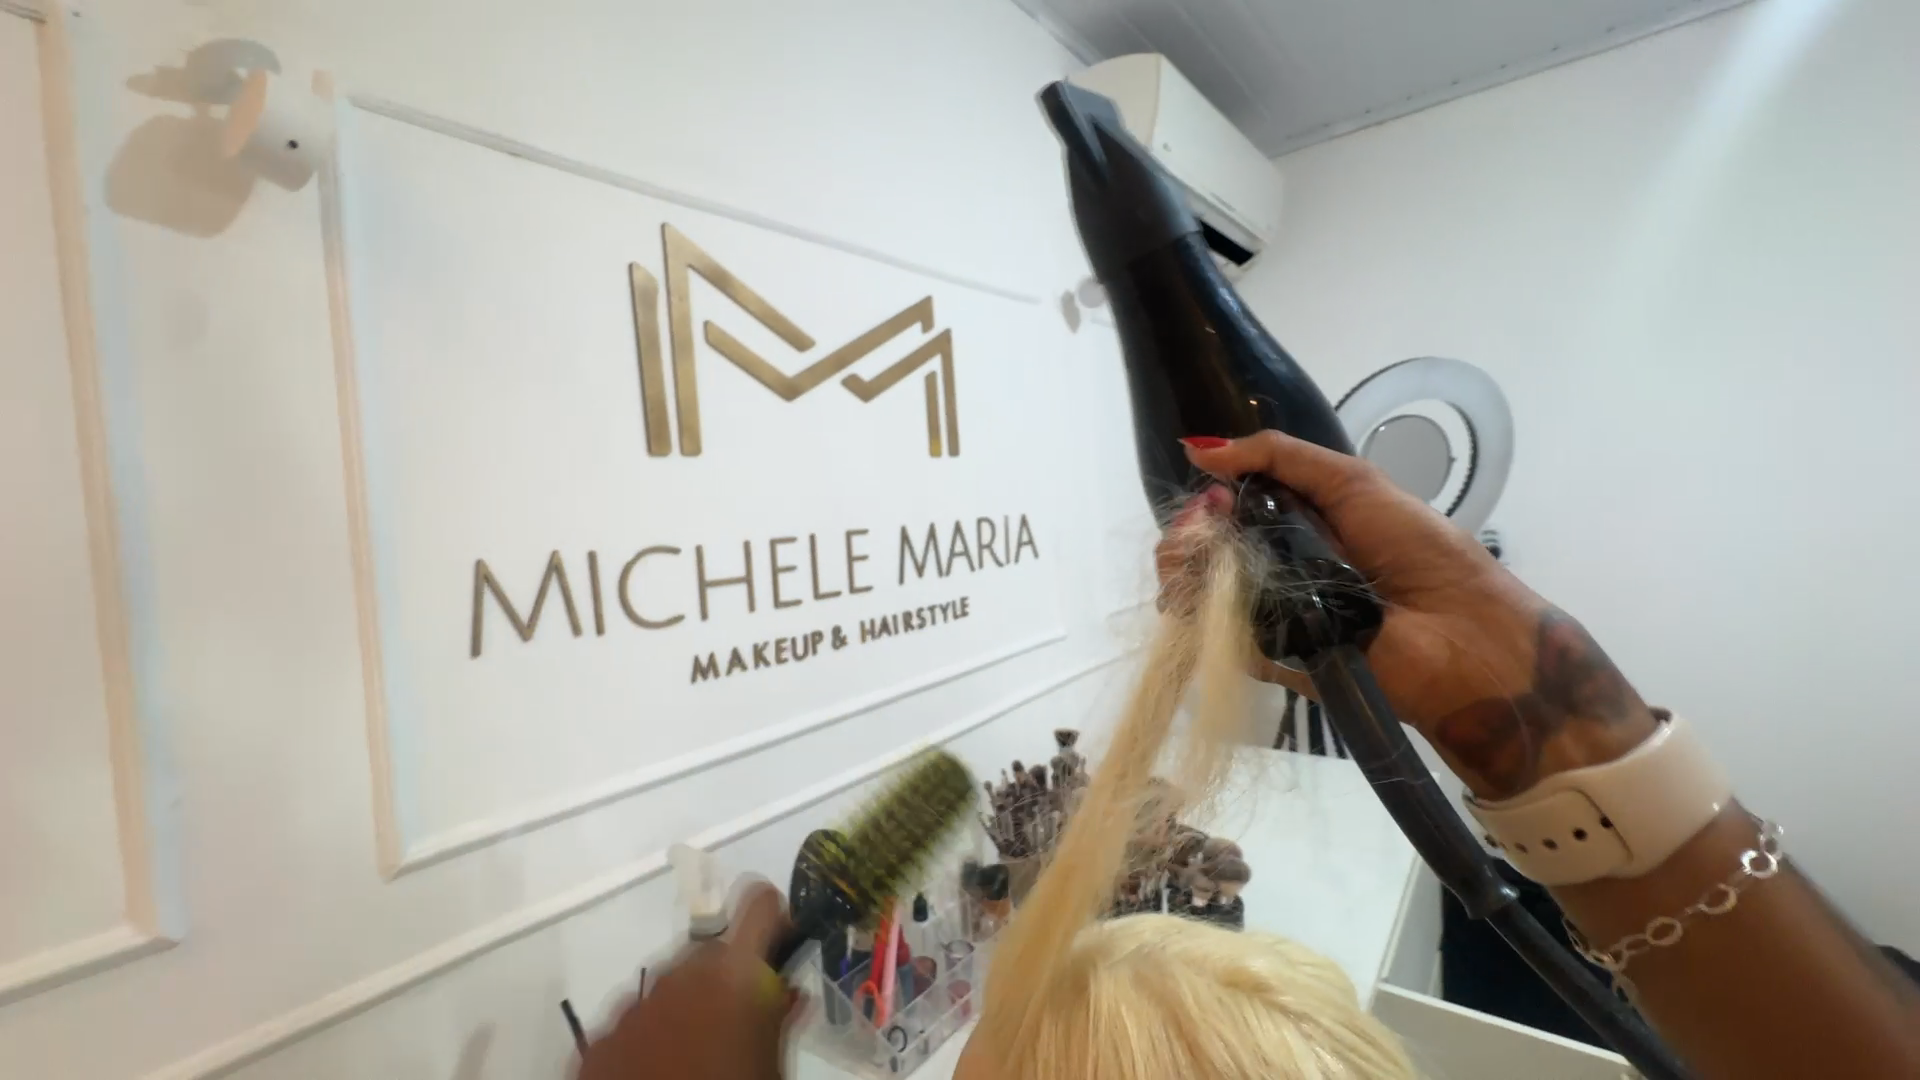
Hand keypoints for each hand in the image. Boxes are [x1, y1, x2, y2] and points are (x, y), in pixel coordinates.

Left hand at [576, 879, 801, 1079]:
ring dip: (689, 1007)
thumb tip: (788, 993)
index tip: (780, 949)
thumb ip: (781, 1020)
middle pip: (715, 950)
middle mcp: (681, 973)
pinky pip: (635, 1020)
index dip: (774, 918)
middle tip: (739, 1029)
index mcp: (734, 973)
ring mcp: (633, 1006)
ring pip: (673, 984)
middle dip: (731, 977)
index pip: (759, 902)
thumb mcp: (773, 1069)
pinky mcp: (597, 1043)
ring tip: (694, 1063)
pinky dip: (650, 1039)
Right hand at [1168, 432, 1656, 799]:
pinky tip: (1190, 594)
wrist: (1466, 637)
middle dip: (1188, 530)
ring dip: (1180, 567)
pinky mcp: (1265, 659)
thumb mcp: (1352, 484)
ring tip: (1190, 554)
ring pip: (1198, 591)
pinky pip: (1214, 637)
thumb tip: (1199, 449)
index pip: (1228, 509)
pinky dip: (1191, 614)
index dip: (1208, 495)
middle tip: (1200, 522)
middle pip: (1205, 549)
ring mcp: (1266, 616)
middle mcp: (1274, 568)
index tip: (1207, 490)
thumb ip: (1279, 458)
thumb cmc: (1419, 551)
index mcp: (1296, 526)